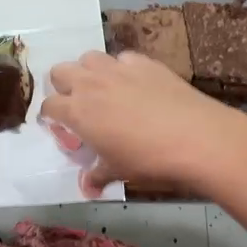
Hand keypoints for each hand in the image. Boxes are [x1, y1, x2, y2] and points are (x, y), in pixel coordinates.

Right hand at [42, 51, 246, 196]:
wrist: (198, 138)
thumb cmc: (149, 159)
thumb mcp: (118, 172)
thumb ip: (96, 176)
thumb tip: (87, 188)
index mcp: (77, 111)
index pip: (48, 107)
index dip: (51, 118)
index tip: (62, 129)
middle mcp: (90, 83)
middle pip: (60, 72)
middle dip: (63, 86)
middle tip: (79, 106)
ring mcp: (117, 69)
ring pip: (88, 58)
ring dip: (89, 71)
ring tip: (103, 90)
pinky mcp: (143, 62)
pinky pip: (122, 58)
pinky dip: (122, 69)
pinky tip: (135, 85)